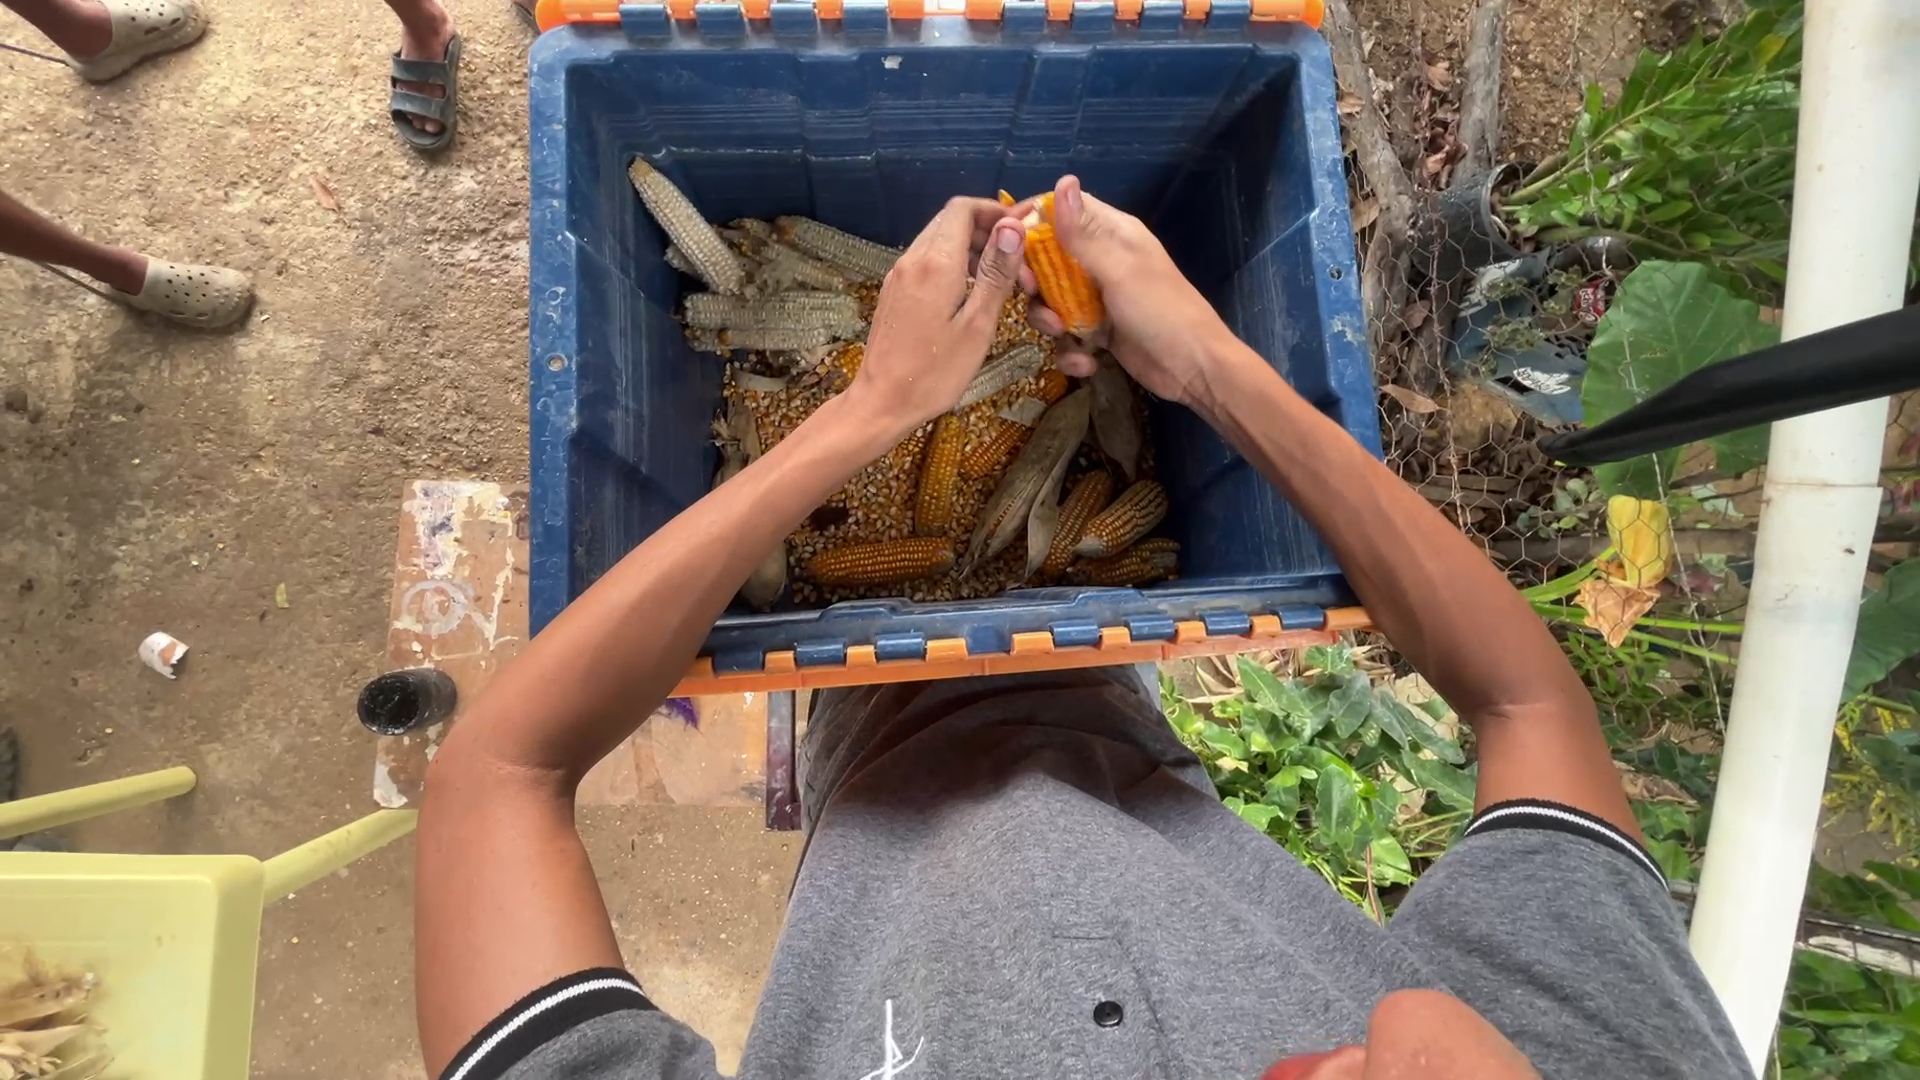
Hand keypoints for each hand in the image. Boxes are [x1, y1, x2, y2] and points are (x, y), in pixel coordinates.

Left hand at [851, 197, 1027, 430]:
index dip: (995, 211)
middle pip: (950, 221)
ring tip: (998, 282)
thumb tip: (1013, 227)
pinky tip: (969, 295)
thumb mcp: (976, 326)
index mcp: (935, 262)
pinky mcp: (894, 294)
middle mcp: (912, 259)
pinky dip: (952, 266)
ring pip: (938, 242)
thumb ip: (996, 274)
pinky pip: (926, 263)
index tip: (1021, 232)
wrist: (882, 402)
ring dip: (970, 250)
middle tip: (1015, 263)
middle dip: (986, 231)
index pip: (964, 209)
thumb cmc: (935, 373)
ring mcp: (899, 276)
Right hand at [1023, 175, 1236, 410]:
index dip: (1033, 218)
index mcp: (1113, 235)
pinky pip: (1069, 336)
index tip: (1006, 237)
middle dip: (1034, 280)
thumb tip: (1061, 182)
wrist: (1193, 369)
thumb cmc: (1161, 311)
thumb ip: (1084, 234)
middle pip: (1049, 260)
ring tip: (1062, 334)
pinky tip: (1086, 362)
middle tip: (1031, 295)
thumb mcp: (1119, 269)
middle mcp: (1103, 262)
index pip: (1064, 211)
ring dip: (1049, 321)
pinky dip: (1071, 351)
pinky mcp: (1100, 333)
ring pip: (1053, 301)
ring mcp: (1099, 300)